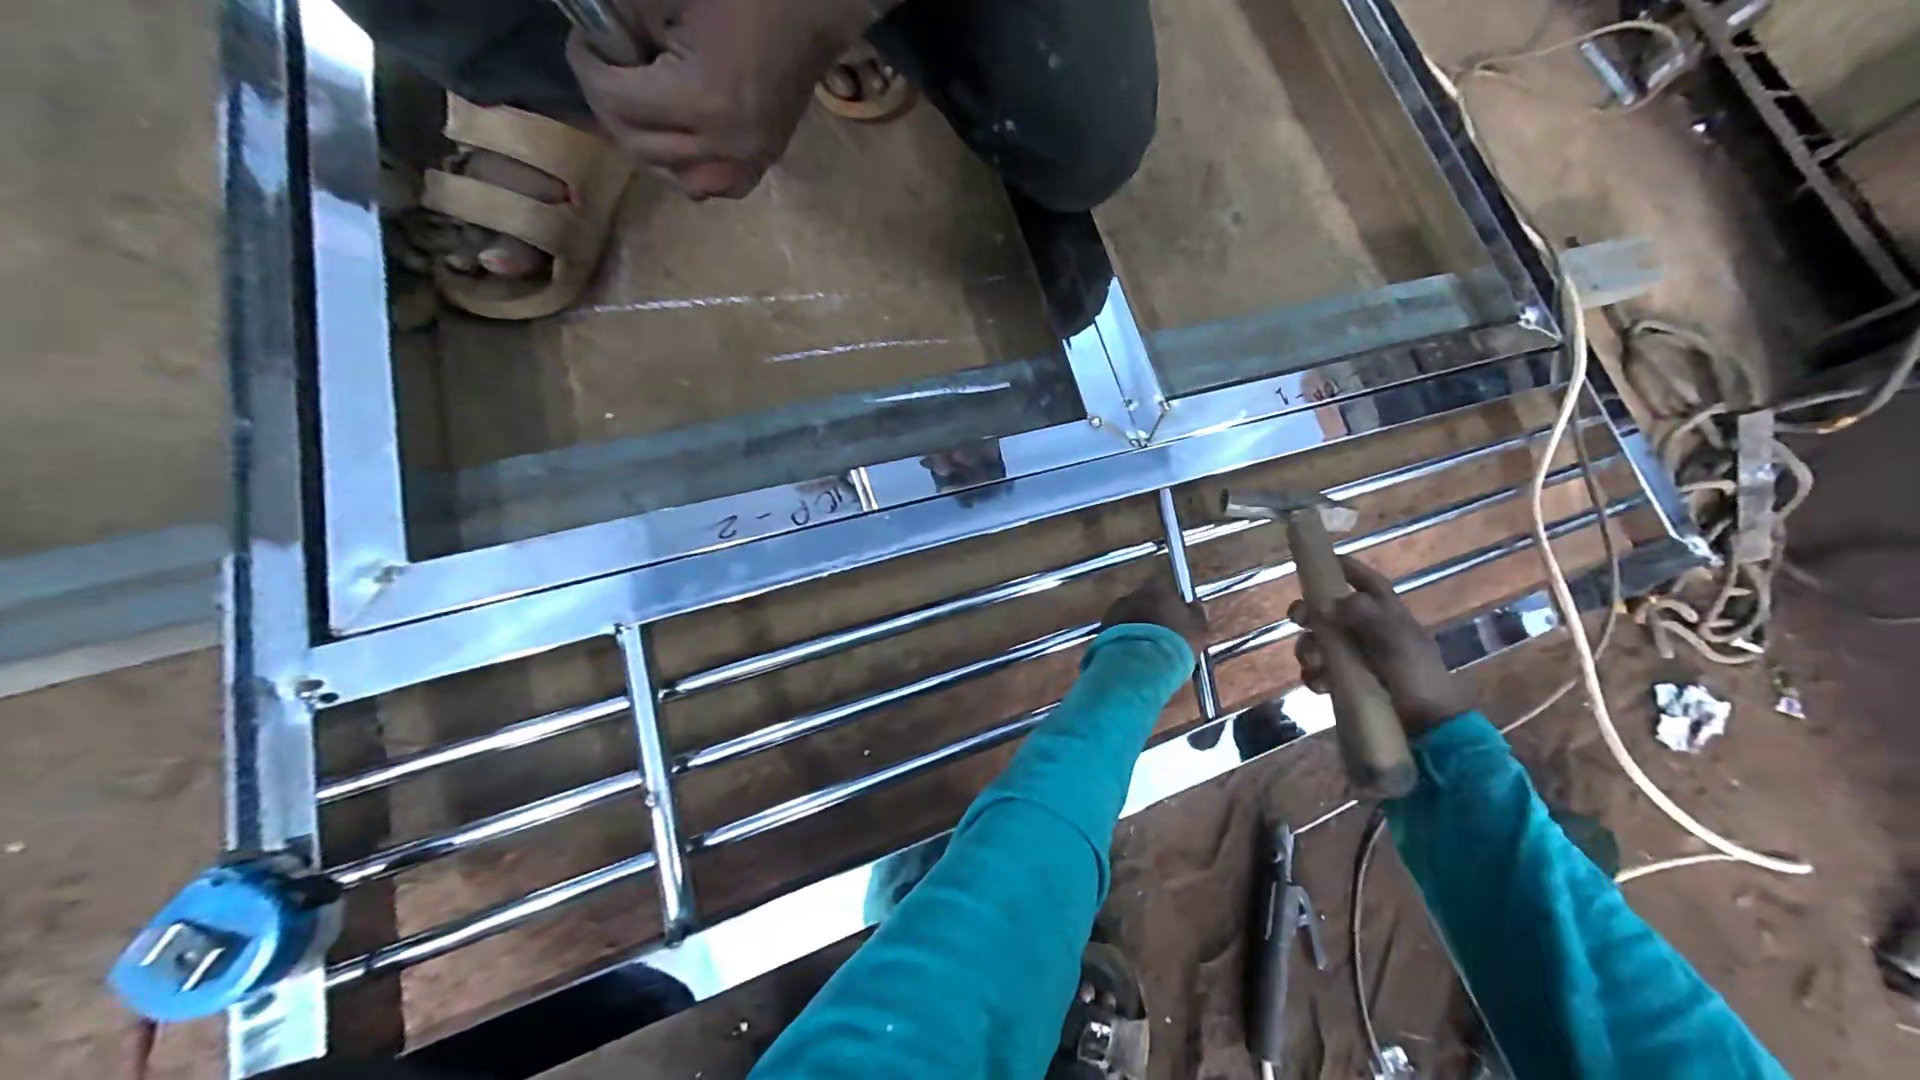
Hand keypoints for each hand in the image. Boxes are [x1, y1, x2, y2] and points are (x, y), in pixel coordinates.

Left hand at [567, 0, 887, 198]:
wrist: (812, 13)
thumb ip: (628, 24)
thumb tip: (600, 45)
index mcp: (702, 101)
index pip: (618, 102)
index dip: (588, 69)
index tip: (587, 43)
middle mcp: (724, 146)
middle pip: (639, 146)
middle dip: (612, 106)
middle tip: (610, 72)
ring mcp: (746, 161)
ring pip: (673, 177)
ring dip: (647, 145)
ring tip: (641, 109)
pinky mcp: (761, 163)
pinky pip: (714, 187)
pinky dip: (689, 171)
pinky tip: (681, 142)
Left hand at [1100, 582, 1208, 661]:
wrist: (1140, 663)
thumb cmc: (1176, 642)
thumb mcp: (1199, 629)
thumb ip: (1196, 613)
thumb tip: (1193, 604)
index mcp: (1158, 589)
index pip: (1166, 592)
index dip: (1172, 609)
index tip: (1177, 625)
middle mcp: (1133, 594)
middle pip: (1145, 603)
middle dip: (1152, 618)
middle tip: (1162, 639)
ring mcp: (1115, 610)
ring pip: (1130, 617)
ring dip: (1137, 629)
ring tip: (1147, 651)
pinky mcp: (1102, 628)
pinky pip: (1117, 632)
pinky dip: (1124, 639)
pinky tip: (1132, 655)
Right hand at [1290, 557, 1474, 735]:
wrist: (1430, 729)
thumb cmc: (1418, 678)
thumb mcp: (1398, 641)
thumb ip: (1367, 615)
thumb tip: (1330, 599)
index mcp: (1388, 616)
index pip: (1366, 583)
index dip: (1346, 569)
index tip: (1321, 561)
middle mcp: (1369, 633)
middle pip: (1329, 612)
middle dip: (1309, 614)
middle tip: (1297, 619)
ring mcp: (1357, 659)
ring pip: (1318, 643)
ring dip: (1308, 649)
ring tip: (1313, 664)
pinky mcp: (1347, 684)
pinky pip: (1319, 672)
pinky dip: (1314, 676)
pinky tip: (1319, 685)